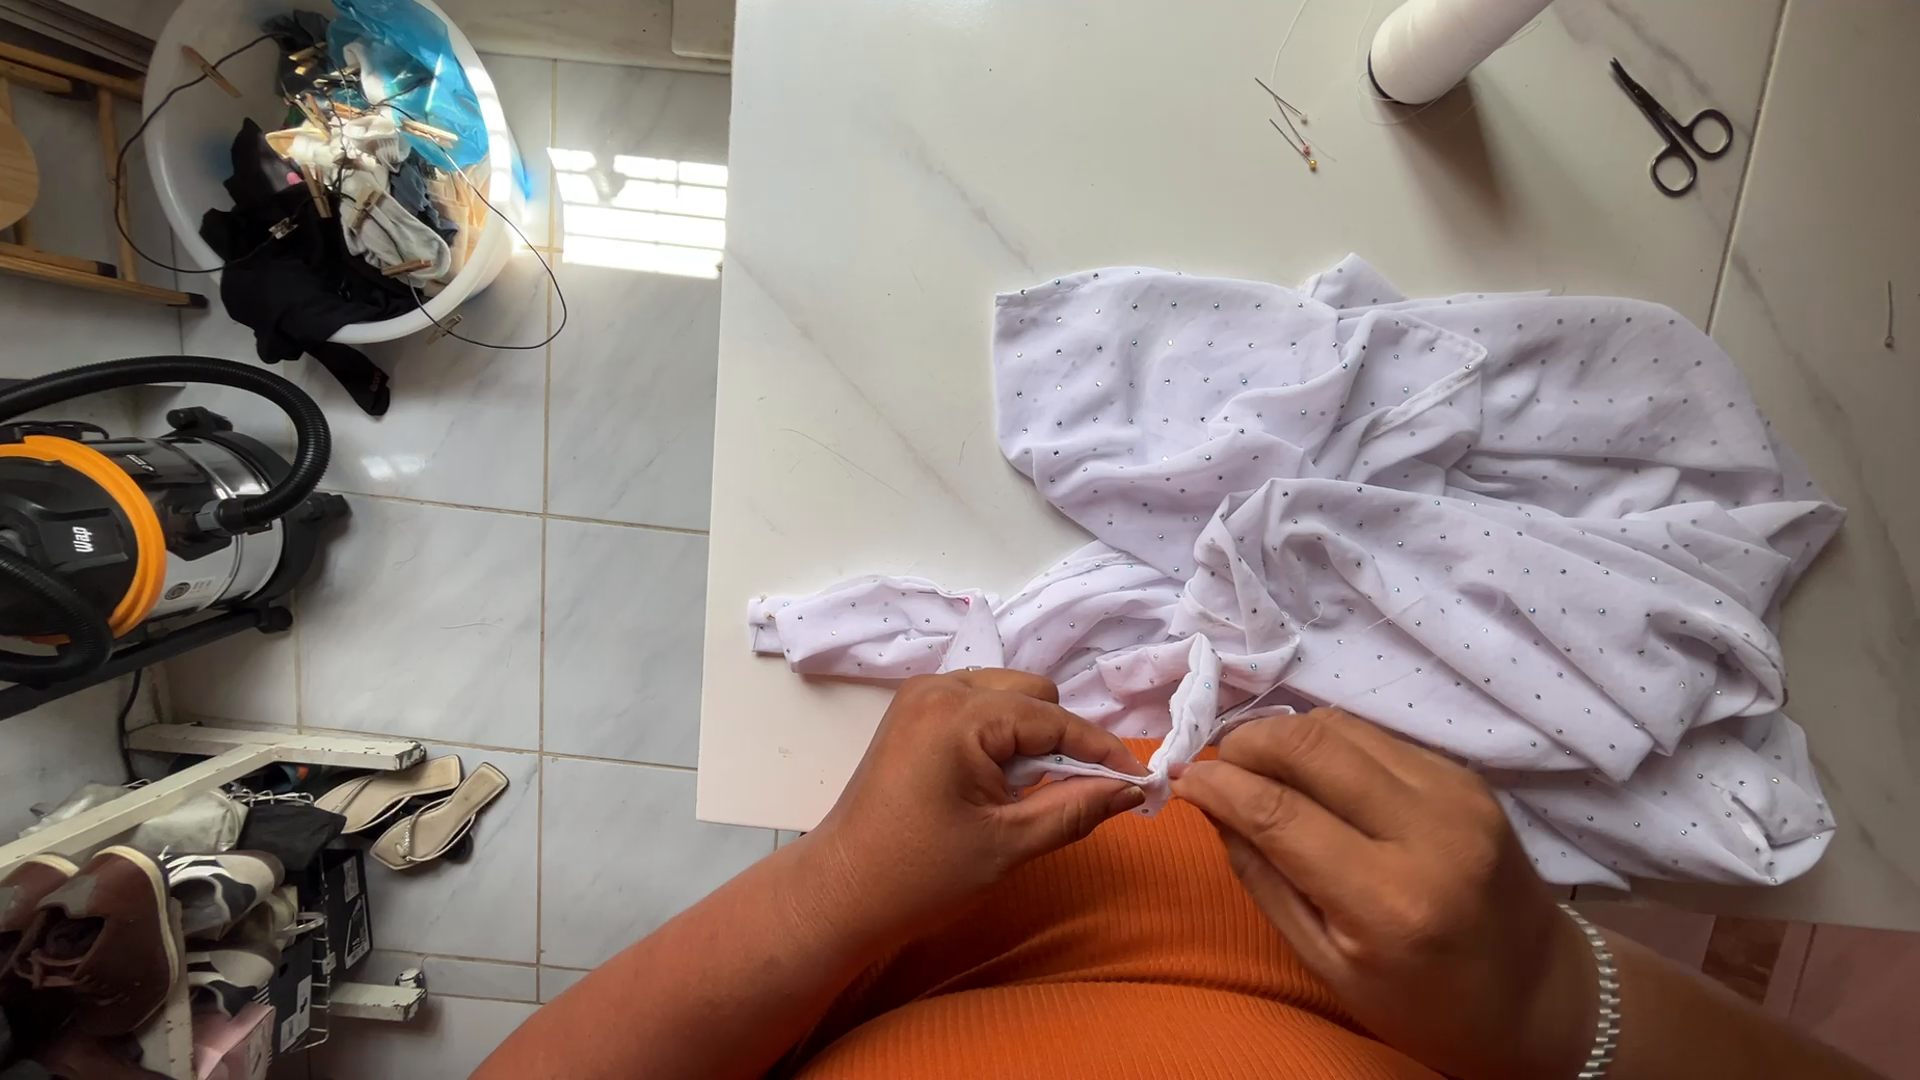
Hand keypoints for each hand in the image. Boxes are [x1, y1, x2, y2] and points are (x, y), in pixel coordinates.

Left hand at [803, 669, 1148, 945]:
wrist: (844, 889)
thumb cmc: (922, 874)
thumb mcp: (1009, 844)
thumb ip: (1075, 808)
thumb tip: (1131, 789)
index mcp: (959, 715)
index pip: (1052, 719)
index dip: (1100, 750)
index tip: (1139, 778)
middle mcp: (940, 687)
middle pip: (1032, 692)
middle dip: (1059, 738)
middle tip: (1061, 792)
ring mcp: (922, 693)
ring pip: (1007, 691)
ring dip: (1029, 731)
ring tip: (1020, 788)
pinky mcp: (913, 707)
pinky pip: (979, 700)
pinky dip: (1000, 729)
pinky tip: (993, 773)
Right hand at [1171, 707, 1594, 1079]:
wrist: (1548, 994)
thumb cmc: (1424, 1000)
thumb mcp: (1324, 962)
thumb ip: (1259, 874)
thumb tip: (1207, 798)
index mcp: (1393, 900)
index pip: (1278, 812)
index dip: (1218, 785)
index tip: (1181, 778)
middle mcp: (1431, 831)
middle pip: (1306, 743)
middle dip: (1243, 743)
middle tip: (1218, 768)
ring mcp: (1455, 791)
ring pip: (1333, 723)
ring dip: (1278, 736)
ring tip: (1257, 768)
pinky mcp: (1461, 771)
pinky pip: (1365, 732)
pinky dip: (1318, 741)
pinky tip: (1309, 772)